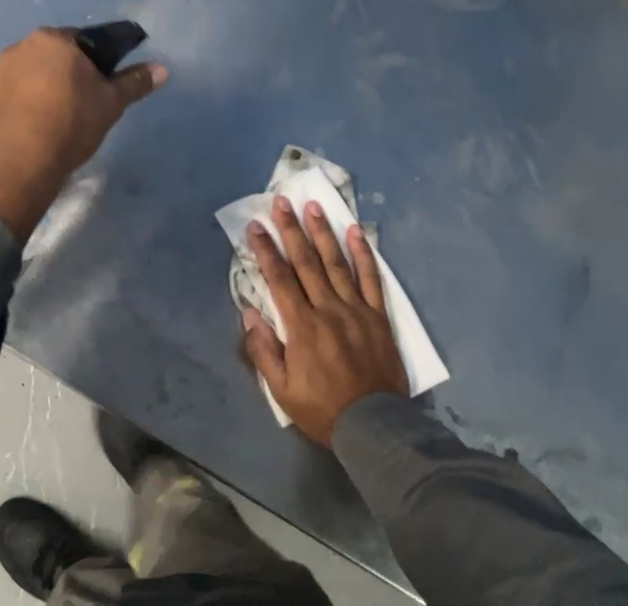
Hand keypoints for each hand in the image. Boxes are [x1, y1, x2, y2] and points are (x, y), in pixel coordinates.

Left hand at [0, 27, 165, 239]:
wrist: (17, 165)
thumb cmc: (70, 125)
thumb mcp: (110, 104)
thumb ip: (135, 82)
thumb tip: (162, 69)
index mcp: (54, 40)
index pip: (84, 41)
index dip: (97, 63)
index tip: (103, 86)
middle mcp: (20, 47)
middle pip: (54, 56)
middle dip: (67, 75)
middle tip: (83, 105)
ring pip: (29, 76)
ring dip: (42, 89)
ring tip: (55, 121)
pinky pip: (10, 97)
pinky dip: (22, 107)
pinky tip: (32, 131)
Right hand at [243, 196, 408, 445]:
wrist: (374, 426)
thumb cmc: (322, 409)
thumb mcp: (281, 389)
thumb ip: (263, 349)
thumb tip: (249, 313)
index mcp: (301, 326)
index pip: (279, 279)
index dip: (265, 251)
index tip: (255, 226)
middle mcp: (328, 309)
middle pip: (306, 262)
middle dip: (291, 230)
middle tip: (282, 201)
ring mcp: (356, 310)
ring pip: (336, 263)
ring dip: (323, 233)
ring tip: (313, 207)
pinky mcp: (378, 316)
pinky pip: (371, 279)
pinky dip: (363, 254)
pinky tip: (355, 232)